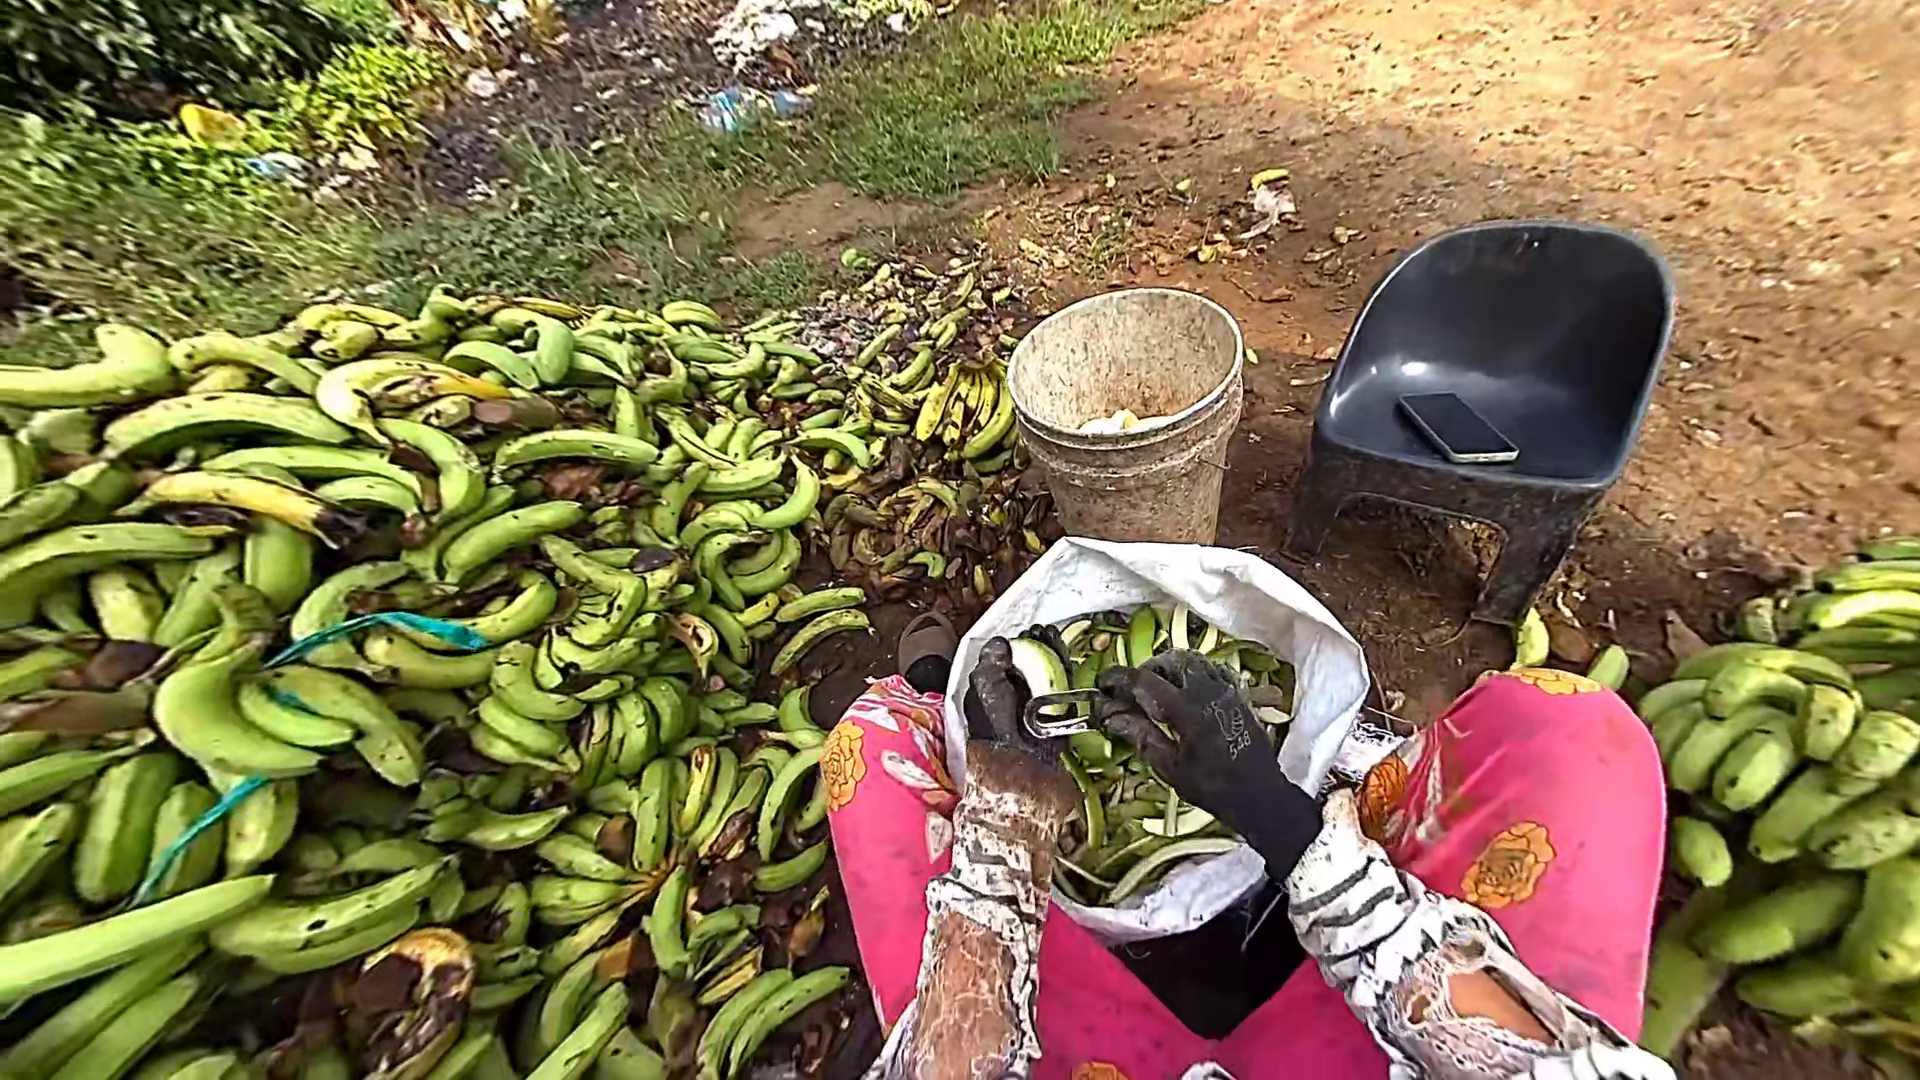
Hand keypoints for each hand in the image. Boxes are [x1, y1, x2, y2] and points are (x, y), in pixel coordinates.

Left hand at [962, 637, 1061, 765]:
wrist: (1020, 754)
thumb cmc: (995, 719)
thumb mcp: (984, 684)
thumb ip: (990, 660)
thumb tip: (1001, 641)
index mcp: (996, 686)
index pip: (1007, 659)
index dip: (1017, 644)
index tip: (1025, 632)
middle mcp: (1017, 690)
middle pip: (1030, 659)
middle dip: (1035, 642)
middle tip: (1040, 630)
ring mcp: (1039, 696)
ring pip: (1047, 665)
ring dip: (1050, 646)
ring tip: (1050, 632)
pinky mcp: (1058, 704)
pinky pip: (1063, 677)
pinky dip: (1063, 660)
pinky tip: (1060, 644)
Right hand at [1096, 650, 1320, 875]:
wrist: (1261, 796)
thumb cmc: (1211, 787)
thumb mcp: (1169, 766)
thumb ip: (1140, 735)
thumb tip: (1109, 716)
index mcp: (1186, 709)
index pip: (1144, 681)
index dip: (1118, 679)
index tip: (1103, 684)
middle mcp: (1206, 691)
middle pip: (1168, 661)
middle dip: (1145, 670)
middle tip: (1132, 689)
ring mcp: (1225, 689)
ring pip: (1191, 660)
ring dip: (1168, 667)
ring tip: (1157, 687)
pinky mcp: (1236, 693)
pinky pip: (1210, 668)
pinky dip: (1191, 670)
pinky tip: (1184, 688)